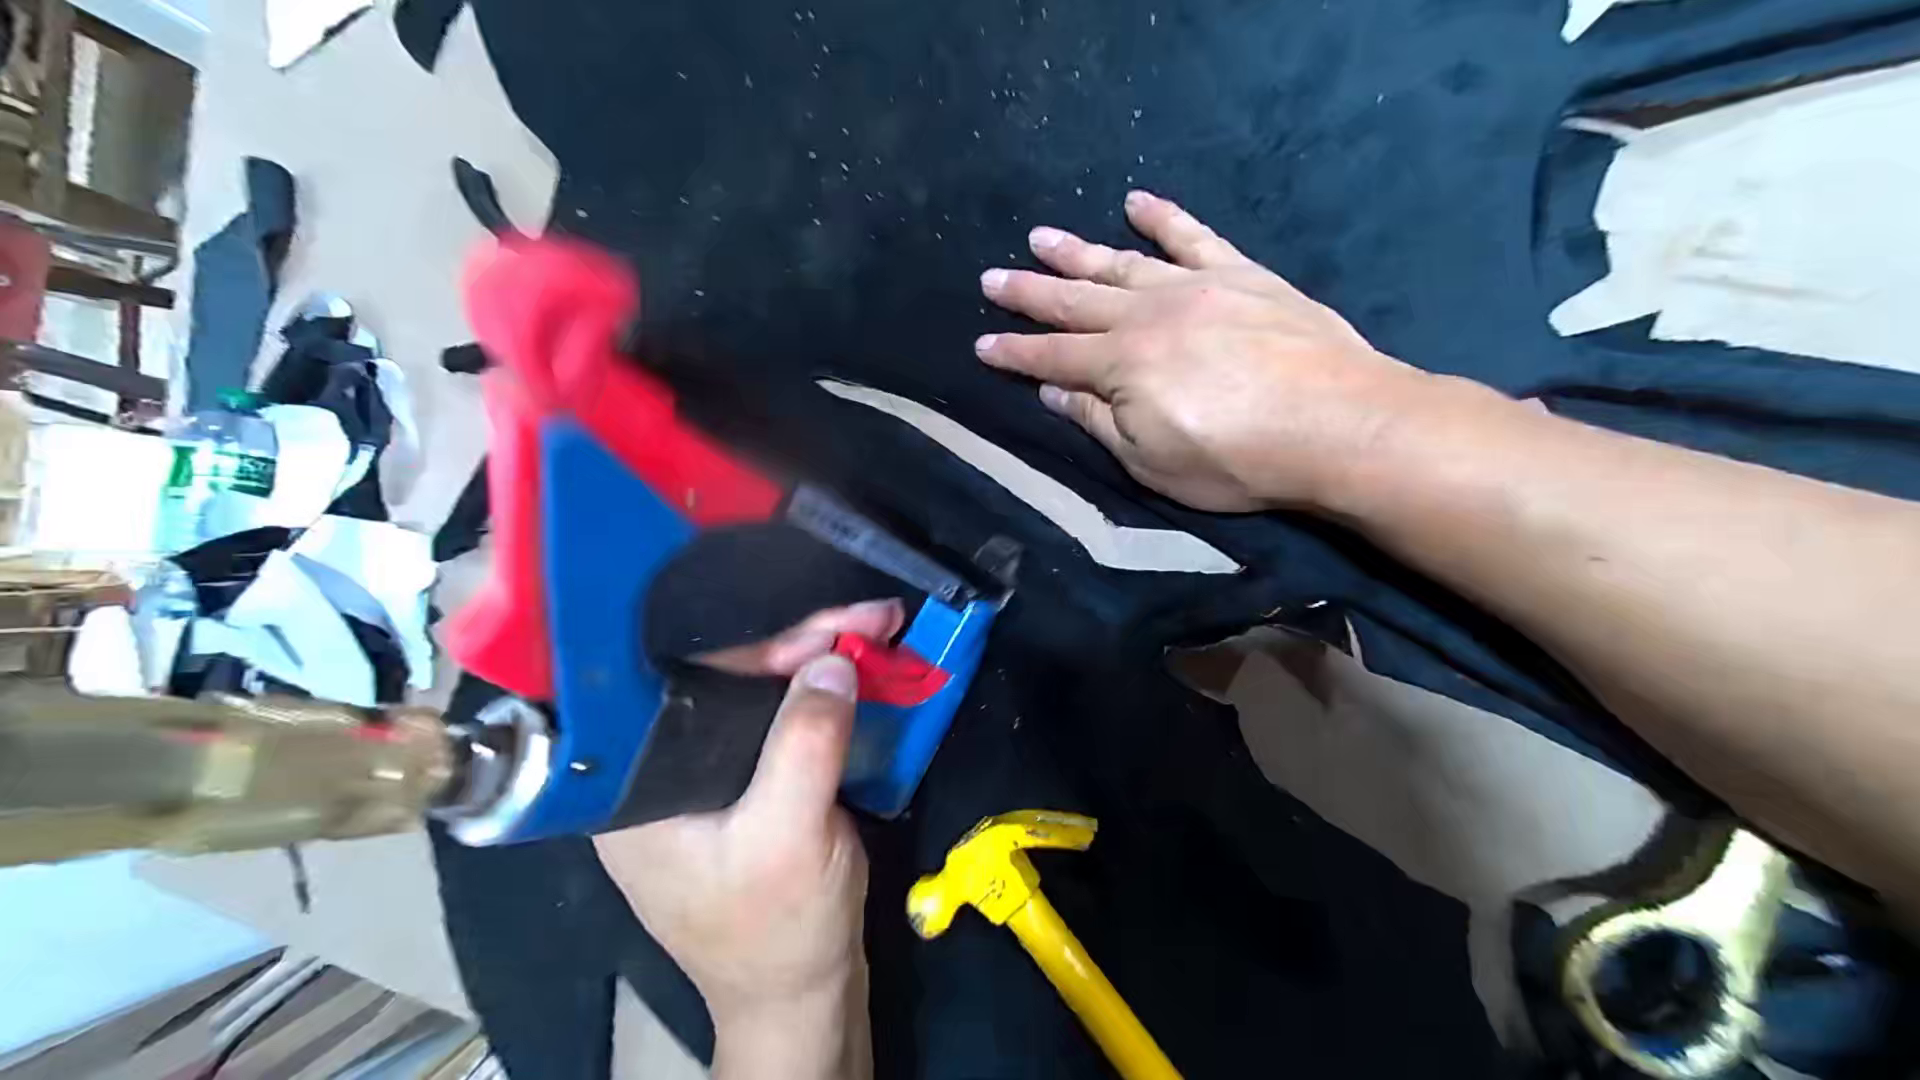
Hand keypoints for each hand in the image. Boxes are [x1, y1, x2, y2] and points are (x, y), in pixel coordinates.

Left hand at [595, 653, 870, 1079]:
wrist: (806, 995)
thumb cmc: (779, 931)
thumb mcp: (790, 839)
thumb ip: (805, 746)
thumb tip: (832, 660)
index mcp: (639, 787)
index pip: (685, 687)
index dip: (755, 646)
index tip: (820, 626)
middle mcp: (664, 772)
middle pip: (732, 683)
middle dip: (805, 646)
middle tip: (870, 617)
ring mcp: (710, 776)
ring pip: (763, 695)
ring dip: (823, 662)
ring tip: (875, 629)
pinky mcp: (748, 781)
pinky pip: (784, 720)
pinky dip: (825, 693)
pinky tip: (858, 669)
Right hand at [975, 189, 1439, 511]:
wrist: (1339, 425)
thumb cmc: (1236, 460)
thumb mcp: (1150, 461)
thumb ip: (1097, 420)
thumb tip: (1053, 391)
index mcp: (1120, 366)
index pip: (1050, 357)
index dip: (1012, 353)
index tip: (980, 343)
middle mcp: (1147, 316)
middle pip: (1074, 302)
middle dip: (1028, 293)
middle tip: (991, 278)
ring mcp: (1194, 287)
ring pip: (1120, 264)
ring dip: (1076, 252)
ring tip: (1039, 238)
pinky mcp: (1241, 275)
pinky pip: (1194, 237)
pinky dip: (1163, 218)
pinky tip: (1136, 201)